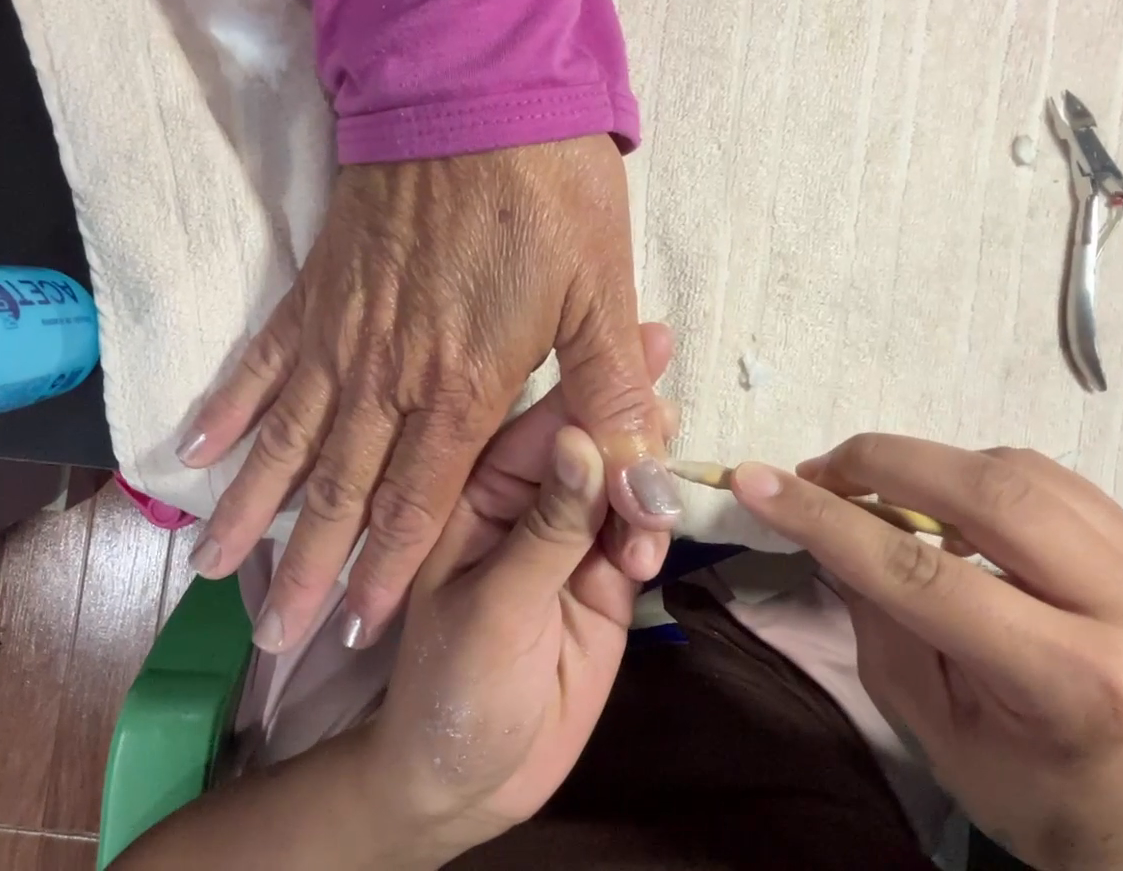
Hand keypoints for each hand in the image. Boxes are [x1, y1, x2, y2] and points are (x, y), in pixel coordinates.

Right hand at [180, 136, 680, 653]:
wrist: (473, 85)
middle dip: (309, 567)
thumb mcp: (603, 288)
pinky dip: (230, 409)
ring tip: (210, 565)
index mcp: (463, 385)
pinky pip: (263, 360)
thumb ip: (613, 392)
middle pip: (342, 489)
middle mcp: (389, 375)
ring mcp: (343, 332)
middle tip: (272, 634)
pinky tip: (196, 452)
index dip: (388, 572)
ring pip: (289, 439)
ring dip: (253, 509)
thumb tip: (639, 481)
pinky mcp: (318, 289)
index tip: (353, 630)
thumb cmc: (547, 188)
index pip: (418, 503)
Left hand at [353, 322, 676, 857]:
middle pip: (585, 446)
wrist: (471, 780)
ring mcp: (569, 542)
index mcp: (477, 496)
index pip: (537, 430)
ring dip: (644, 472)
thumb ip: (547, 530)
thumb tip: (587, 441)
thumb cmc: (453, 688)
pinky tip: (658, 532)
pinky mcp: (605, 581)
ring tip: (668, 449)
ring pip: (617, 487)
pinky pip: (636, 539)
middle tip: (662, 372)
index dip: (585, 389)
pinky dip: (652, 532)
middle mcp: (525, 506)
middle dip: (624, 415)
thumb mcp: (495, 605)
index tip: (636, 343)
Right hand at [730, 436, 1122, 870]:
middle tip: (818, 471)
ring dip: (925, 465)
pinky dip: (973, 473)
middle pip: (989, 495)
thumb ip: (874, 605)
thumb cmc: (1005, 770)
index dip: (828, 519)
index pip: (923, 575)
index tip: (756, 481)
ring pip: (1017, 470)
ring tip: (873, 489)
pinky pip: (1047, 477)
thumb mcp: (916, 706)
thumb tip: (824, 514)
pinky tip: (941, 500)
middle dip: (882, 464)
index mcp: (1069, 684)